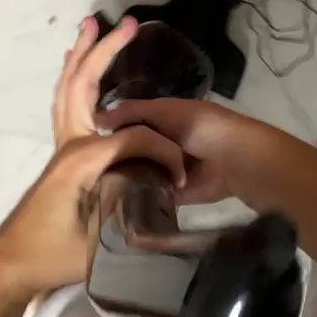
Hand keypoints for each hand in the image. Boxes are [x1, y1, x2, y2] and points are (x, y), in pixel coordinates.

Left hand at [0, 16, 187, 298]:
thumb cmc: (52, 257)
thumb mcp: (100, 243)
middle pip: (84, 84)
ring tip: (90, 27)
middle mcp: (70, 144)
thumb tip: (166, 190)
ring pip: (69, 88)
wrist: (8, 268)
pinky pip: (68, 102)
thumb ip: (134, 212)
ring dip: (82, 56)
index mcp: (82, 160)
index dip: (163, 153)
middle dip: (104, 51)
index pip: (133, 138)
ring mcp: (62, 146)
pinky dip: (74, 77)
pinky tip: (78, 67)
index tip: (181, 177)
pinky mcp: (62, 154)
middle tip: (125, 23)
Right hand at [96, 97, 298, 207]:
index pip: (127, 123)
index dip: (107, 132)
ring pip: (137, 174)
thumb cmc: (202, 127)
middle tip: (83, 172)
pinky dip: (137, 199)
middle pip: (130, 151)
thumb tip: (97, 116)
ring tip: (90, 190)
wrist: (236, 161)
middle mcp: (162, 142)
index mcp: (162, 118)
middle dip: (112, 159)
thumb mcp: (166, 111)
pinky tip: (110, 205)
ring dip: (122, 180)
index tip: (80, 143)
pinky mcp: (174, 194)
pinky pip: (151, 196)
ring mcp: (167, 169)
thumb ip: (134, 113)